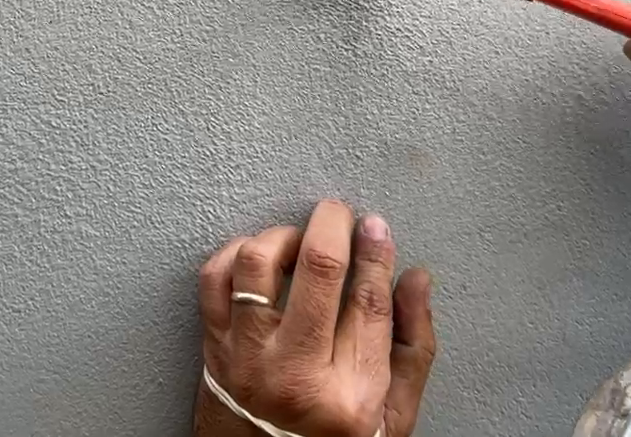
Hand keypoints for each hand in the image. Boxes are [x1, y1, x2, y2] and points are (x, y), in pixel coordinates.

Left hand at [194, 200, 436, 436]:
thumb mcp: (391, 416)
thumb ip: (413, 346)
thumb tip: (416, 277)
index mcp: (349, 396)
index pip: (369, 300)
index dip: (375, 251)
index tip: (375, 225)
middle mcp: (295, 374)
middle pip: (319, 267)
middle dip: (333, 223)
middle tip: (337, 214)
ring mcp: (247, 358)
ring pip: (259, 262)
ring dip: (282, 237)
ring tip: (297, 243)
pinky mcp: (214, 346)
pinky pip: (214, 277)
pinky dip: (235, 253)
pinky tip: (259, 260)